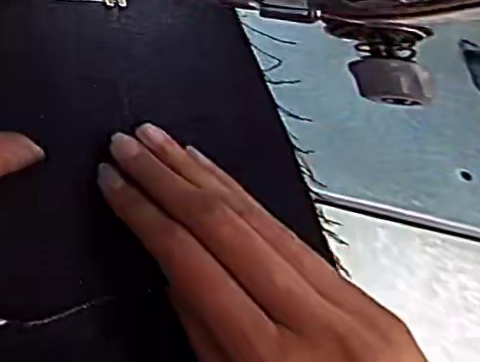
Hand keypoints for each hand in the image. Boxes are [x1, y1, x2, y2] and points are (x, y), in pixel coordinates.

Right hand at [99, 124, 425, 361]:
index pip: (190, 259)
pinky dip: (242, 194)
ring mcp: (349, 307)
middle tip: (124, 144)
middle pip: (220, 223)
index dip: (143, 212)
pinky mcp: (368, 299)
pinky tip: (212, 169)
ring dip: (196, 168)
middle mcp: (316, 325)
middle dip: (163, 176)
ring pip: (255, 214)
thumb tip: (170, 273)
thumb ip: (207, 343)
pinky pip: (291, 232)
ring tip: (157, 138)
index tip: (112, 182)